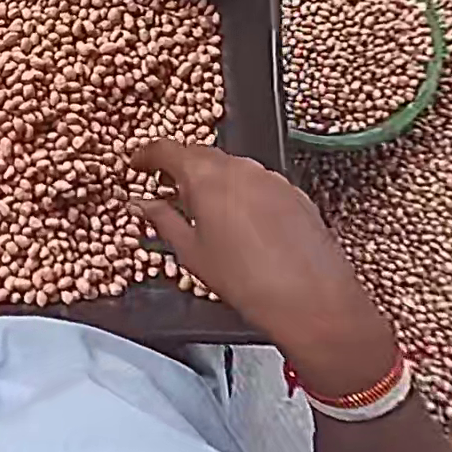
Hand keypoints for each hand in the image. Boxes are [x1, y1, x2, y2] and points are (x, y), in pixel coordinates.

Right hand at [129, 141, 396, 395]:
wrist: (314, 301)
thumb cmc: (245, 279)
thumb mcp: (190, 252)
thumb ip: (162, 220)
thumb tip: (142, 204)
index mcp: (206, 177)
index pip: (166, 150)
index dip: (147, 155)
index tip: (136, 164)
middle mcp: (239, 168)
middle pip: (199, 153)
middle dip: (178, 166)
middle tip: (162, 185)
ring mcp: (270, 178)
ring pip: (229, 167)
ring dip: (209, 179)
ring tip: (198, 206)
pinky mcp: (294, 193)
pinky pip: (256, 181)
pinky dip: (237, 191)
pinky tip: (235, 219)